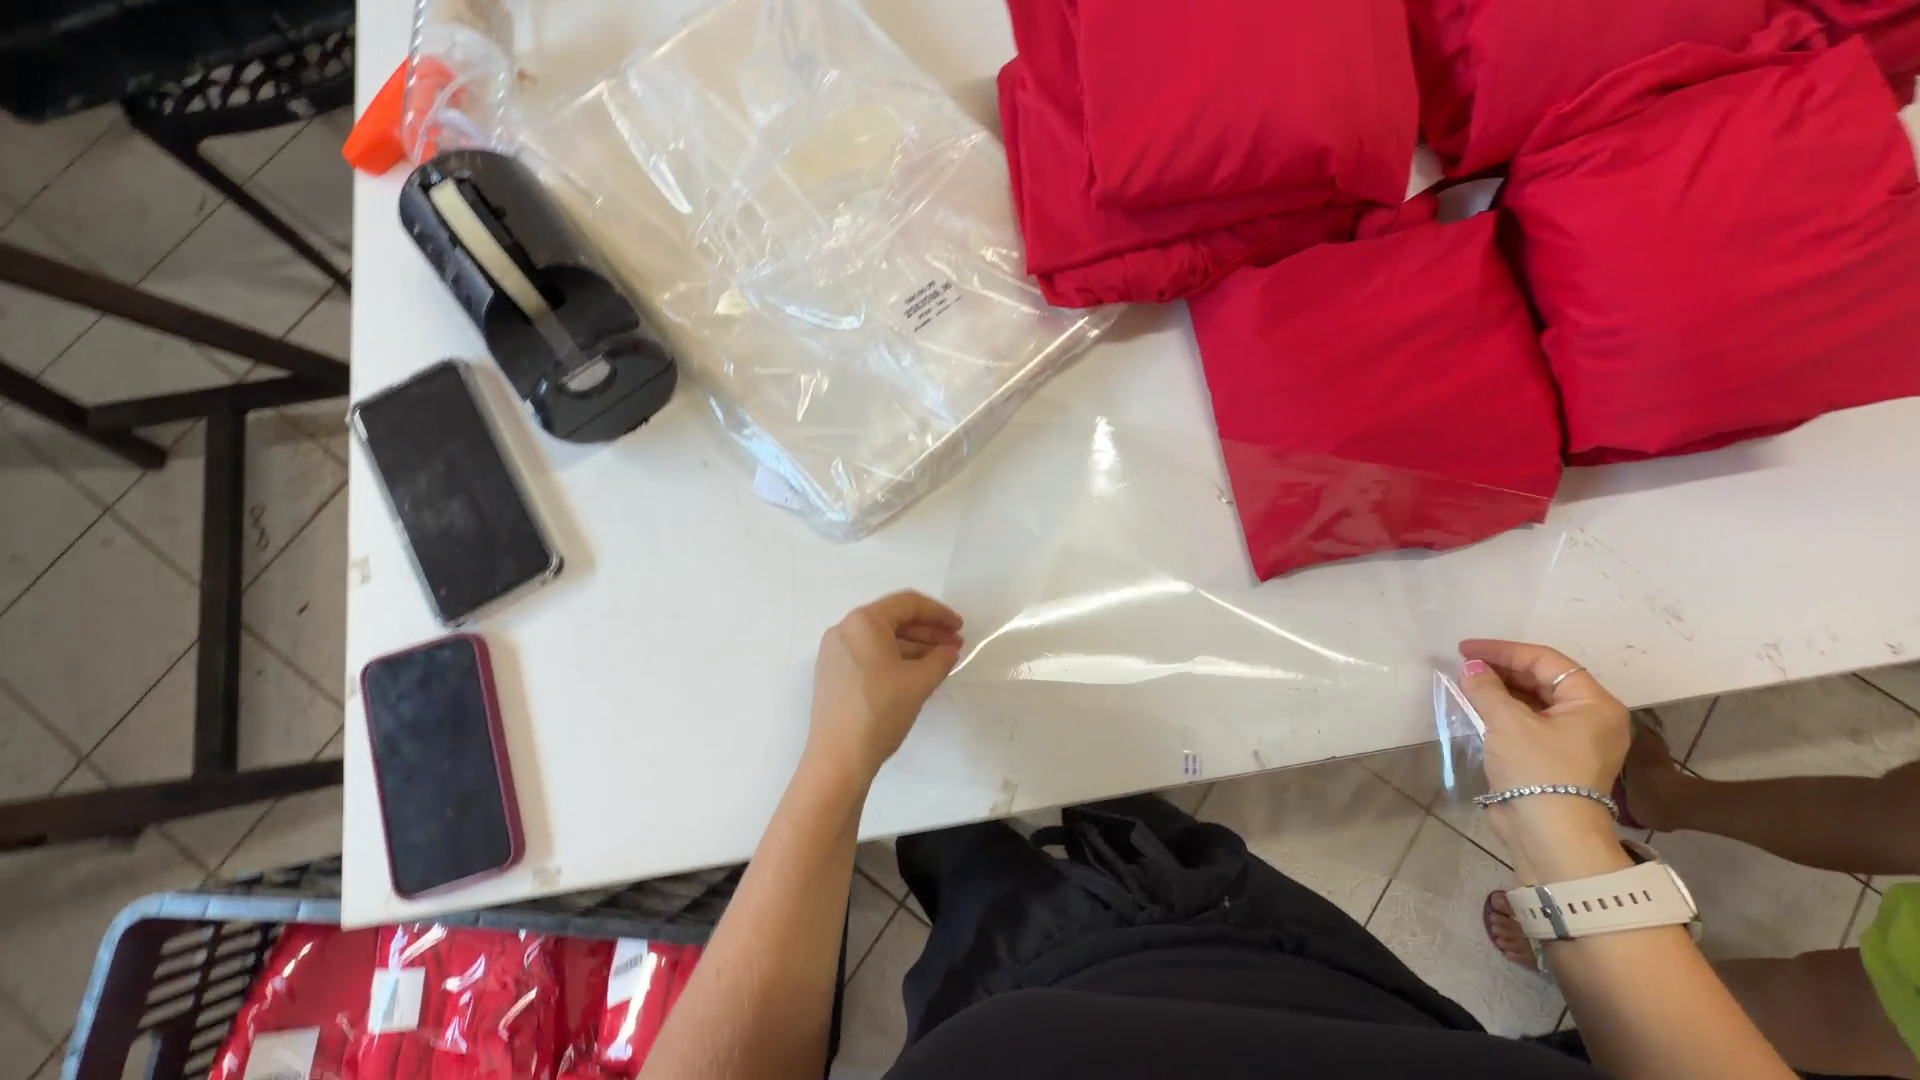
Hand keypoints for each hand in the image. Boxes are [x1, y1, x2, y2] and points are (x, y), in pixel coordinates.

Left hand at [807, 591, 963, 784]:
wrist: (839, 756)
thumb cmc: (881, 710)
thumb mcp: (919, 681)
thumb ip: (940, 659)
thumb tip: (949, 651)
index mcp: (863, 621)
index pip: (908, 604)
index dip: (939, 613)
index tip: (960, 627)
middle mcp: (844, 629)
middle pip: (893, 620)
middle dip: (927, 631)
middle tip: (955, 646)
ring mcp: (834, 652)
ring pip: (881, 640)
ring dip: (913, 646)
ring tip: (941, 661)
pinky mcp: (832, 673)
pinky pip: (868, 655)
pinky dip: (893, 659)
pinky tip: (915, 672)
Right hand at [1459, 640, 1632, 881]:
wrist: (1550, 834)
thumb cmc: (1538, 770)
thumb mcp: (1507, 723)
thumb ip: (1486, 688)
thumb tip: (1471, 668)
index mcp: (1594, 704)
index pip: (1546, 661)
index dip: (1503, 651)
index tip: (1465, 649)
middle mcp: (1591, 718)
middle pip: (1543, 679)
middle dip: (1502, 669)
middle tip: (1464, 664)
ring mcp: (1574, 739)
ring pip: (1535, 701)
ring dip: (1500, 690)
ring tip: (1466, 683)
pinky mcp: (1556, 757)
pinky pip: (1529, 722)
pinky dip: (1504, 711)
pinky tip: (1478, 707)